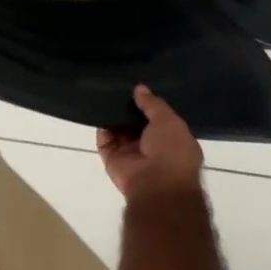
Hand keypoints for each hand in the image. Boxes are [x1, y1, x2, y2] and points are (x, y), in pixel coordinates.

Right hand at [97, 85, 203, 200]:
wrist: (156, 183)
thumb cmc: (172, 151)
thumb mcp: (169, 121)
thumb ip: (153, 104)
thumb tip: (139, 88)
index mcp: (172, 139)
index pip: (159, 118)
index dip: (150, 104)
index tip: (139, 87)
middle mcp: (151, 146)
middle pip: (136, 123)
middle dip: (129, 108)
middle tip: (118, 86)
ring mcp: (130, 153)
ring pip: (119, 130)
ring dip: (113, 116)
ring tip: (104, 93)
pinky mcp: (112, 158)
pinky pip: (104, 140)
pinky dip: (101, 127)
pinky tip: (98, 109)